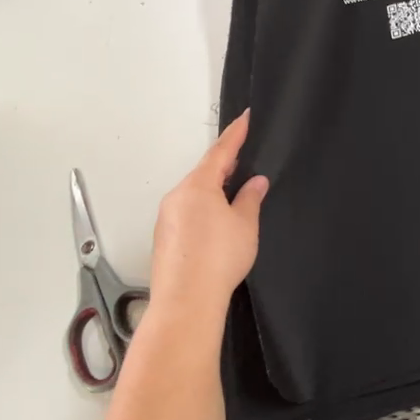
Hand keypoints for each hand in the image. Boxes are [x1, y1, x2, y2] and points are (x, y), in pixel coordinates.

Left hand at [148, 112, 269, 326]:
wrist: (186, 302)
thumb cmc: (219, 258)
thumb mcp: (245, 223)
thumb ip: (250, 198)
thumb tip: (255, 182)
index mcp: (197, 186)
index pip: (220, 151)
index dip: (235, 134)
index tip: (245, 117)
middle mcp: (177, 197)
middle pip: (204, 173)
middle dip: (225, 166)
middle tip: (245, 159)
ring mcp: (166, 219)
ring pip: (194, 195)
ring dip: (214, 191)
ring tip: (236, 195)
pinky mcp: (164, 239)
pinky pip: (187, 213)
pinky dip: (204, 210)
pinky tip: (218, 223)